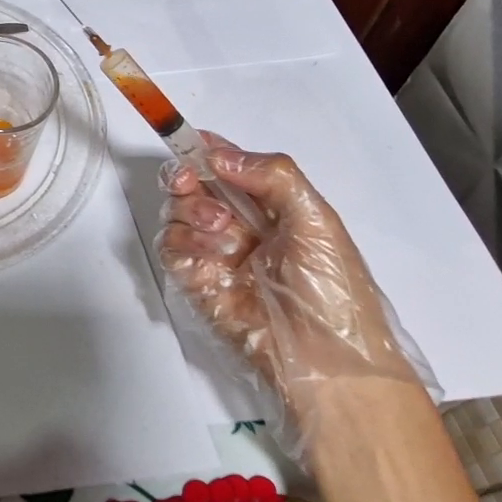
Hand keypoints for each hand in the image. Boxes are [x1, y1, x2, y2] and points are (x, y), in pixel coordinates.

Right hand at [158, 132, 417, 427]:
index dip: (204, 147)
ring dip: (192, 212)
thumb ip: (272, 175)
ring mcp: (213, 251)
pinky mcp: (194, 280)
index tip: (188, 139)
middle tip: (189, 181)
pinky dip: (185, 243)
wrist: (327, 362)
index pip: (226, 162)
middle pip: (189, 181)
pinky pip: (170, 246)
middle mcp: (236, 221)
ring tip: (224, 233)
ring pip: (174, 210)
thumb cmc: (332, 287)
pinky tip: (213, 256)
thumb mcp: (317, 221)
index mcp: (268, 201)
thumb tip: (217, 155)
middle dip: (184, 174)